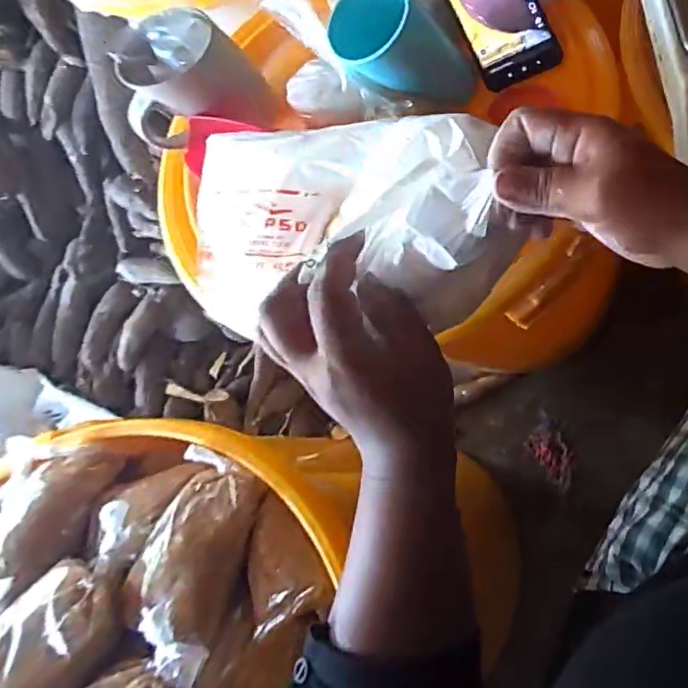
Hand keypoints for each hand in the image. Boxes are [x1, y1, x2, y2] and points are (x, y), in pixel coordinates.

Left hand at [256, 233, 454, 473]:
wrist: (403, 447)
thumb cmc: (421, 398)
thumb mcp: (420, 349)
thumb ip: (392, 309)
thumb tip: (367, 279)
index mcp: (344, 357)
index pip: (323, 296)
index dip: (337, 260)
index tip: (357, 240)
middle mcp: (311, 365)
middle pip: (274, 311)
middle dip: (295, 275)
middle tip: (327, 261)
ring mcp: (301, 375)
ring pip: (266, 327)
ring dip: (284, 294)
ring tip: (315, 279)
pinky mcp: (302, 380)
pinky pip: (275, 340)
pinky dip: (285, 314)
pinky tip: (310, 305)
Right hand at [489, 108, 687, 268]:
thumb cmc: (648, 208)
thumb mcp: (591, 196)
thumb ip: (542, 188)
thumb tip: (496, 184)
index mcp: (580, 133)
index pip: (524, 123)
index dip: (505, 151)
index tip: (501, 188)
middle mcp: (579, 147)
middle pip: (528, 150)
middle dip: (512, 182)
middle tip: (512, 220)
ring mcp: (586, 172)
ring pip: (539, 176)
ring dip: (525, 201)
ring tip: (529, 231)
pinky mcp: (592, 196)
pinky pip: (555, 195)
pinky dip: (543, 211)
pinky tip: (543, 232)